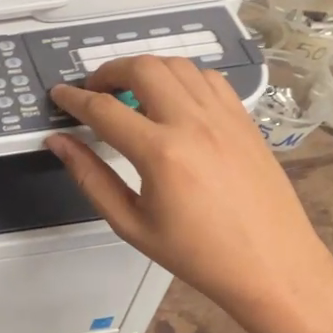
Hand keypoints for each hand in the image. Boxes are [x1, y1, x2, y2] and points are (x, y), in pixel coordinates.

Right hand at [44, 56, 332, 319]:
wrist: (273, 267)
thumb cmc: (198, 254)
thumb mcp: (130, 223)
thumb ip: (89, 177)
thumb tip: (59, 143)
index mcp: (161, 153)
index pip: (103, 109)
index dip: (73, 99)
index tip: (59, 95)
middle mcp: (193, 124)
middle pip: (142, 68)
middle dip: (108, 72)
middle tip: (94, 91)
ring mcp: (224, 117)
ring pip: (176, 65)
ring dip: (145, 69)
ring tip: (130, 91)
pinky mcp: (244, 120)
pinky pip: (208, 78)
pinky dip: (181, 77)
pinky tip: (172, 100)